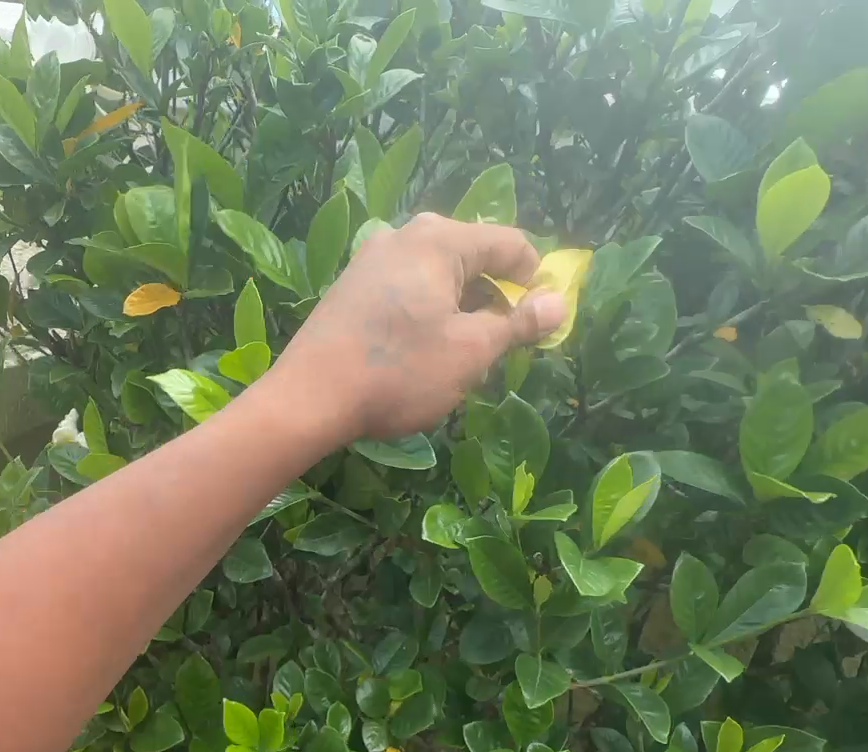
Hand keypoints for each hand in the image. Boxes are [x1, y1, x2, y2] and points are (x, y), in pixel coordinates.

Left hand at [267, 213, 566, 441]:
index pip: (508, 244)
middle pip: (469, 259)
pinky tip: (416, 356)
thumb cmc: (400, 372)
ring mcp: (367, 263)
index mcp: (438, 239)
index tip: (540, 321)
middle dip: (492, 299)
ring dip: (458, 312)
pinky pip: (403, 295)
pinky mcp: (347, 292)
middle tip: (498, 347)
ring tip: (458, 358)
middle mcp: (400, 237)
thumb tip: (558, 302)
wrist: (308, 399)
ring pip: (434, 280)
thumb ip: (518, 323)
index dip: (534, 280)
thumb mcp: (471, 351)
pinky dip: (423, 318)